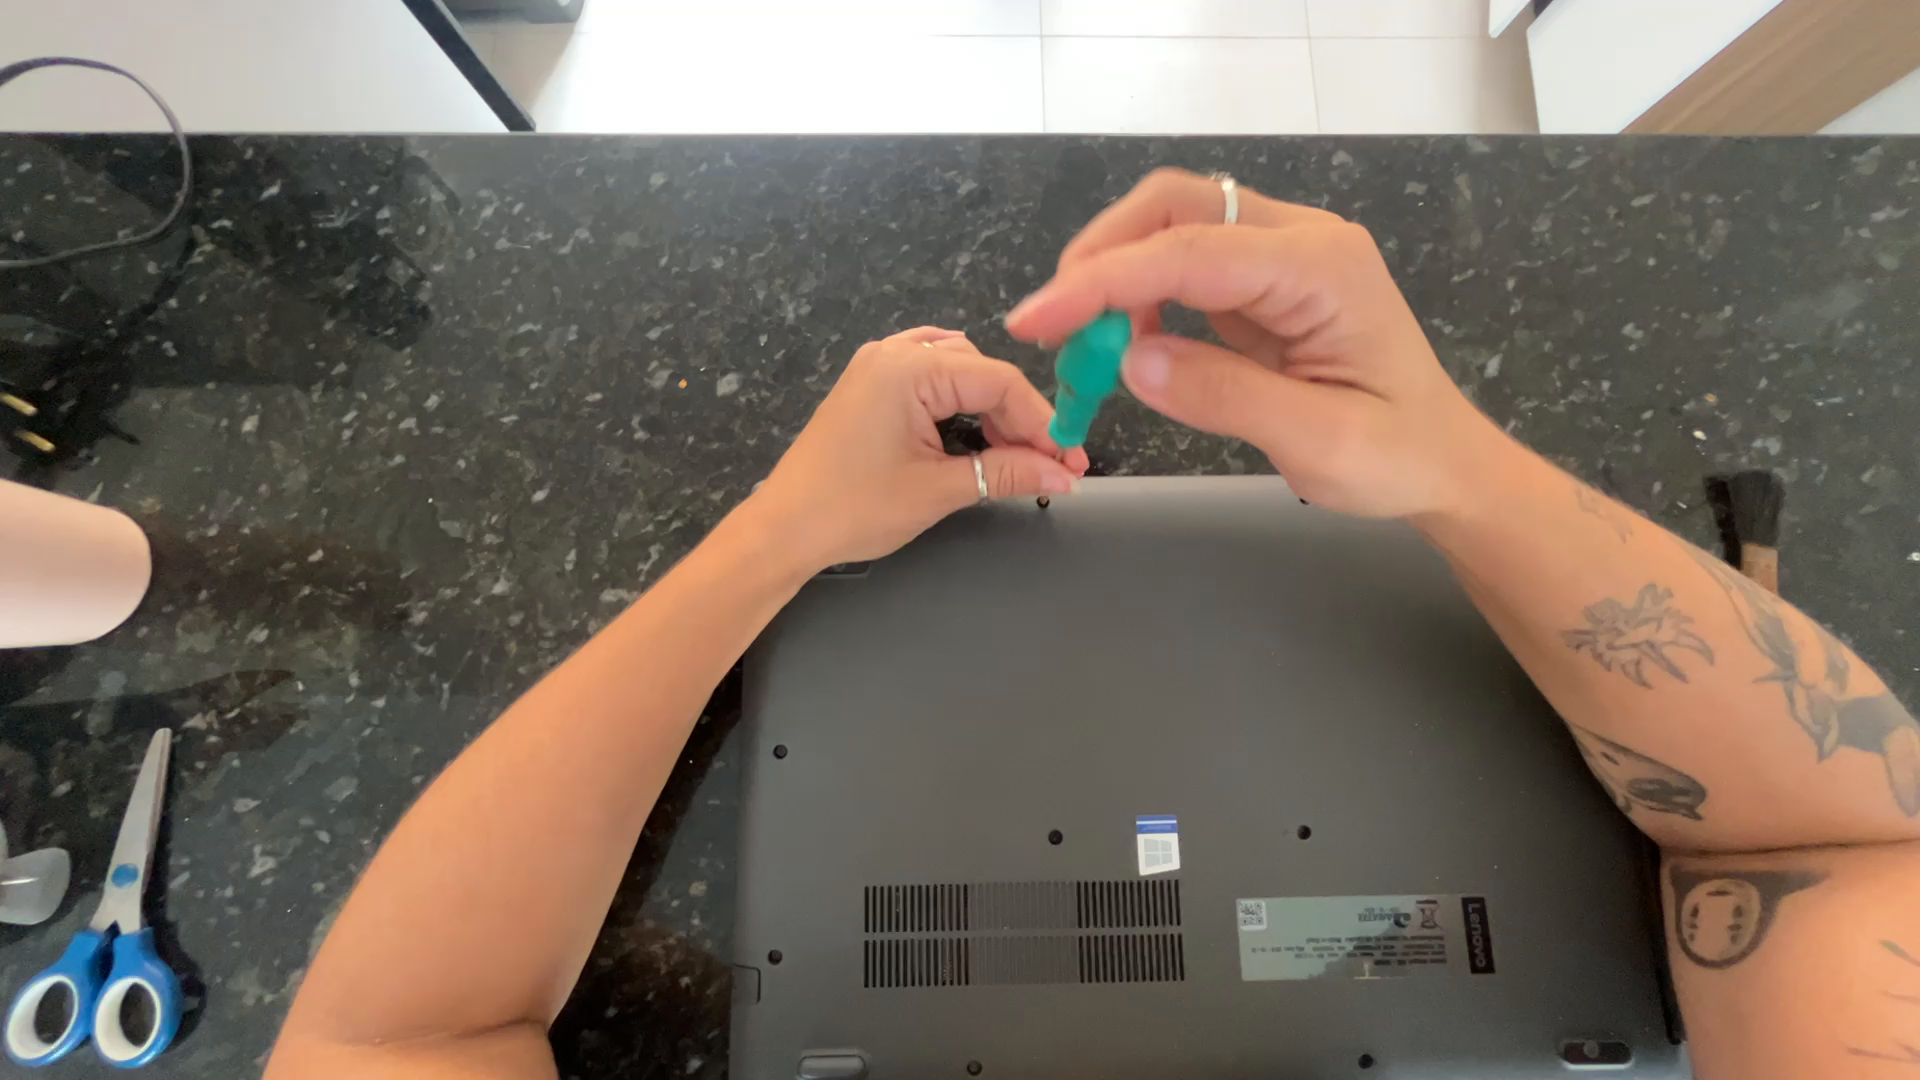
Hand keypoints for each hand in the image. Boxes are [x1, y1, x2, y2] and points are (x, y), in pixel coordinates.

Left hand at [748, 326, 1088, 568]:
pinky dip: (959, 402)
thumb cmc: (854, 509)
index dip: (1042, 421)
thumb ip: (1005, 473)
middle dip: (1018, 418)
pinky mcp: (871, 386)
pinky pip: (930, 378)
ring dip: (991, 410)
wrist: (785, 529)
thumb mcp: (938, 490)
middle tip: (1049, 462)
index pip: (998, 382)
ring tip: (1016, 453)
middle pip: (980, 373)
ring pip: (958, 372)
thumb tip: (1063, 474)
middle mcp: (893, 353)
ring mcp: (877, 366)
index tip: (1070, 459)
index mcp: (908, 369)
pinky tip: (976, 427)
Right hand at [1004, 168, 1501, 520]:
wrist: (1439, 460)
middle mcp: (1298, 242)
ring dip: (1111, 273)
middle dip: (1101, 256)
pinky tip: (1122, 340)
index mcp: (1320, 269)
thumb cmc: (1395, 457)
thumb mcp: (1318, 442)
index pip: (1189, 252)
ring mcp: (1278, 258)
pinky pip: (1180, 267)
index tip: (1035, 322)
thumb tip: (1131, 360)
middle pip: (1176, 205)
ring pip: (1171, 227)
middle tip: (1052, 326)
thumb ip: (1225, 395)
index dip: (1102, 282)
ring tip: (1080, 343)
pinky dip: (1135, 296)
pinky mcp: (1259, 284)